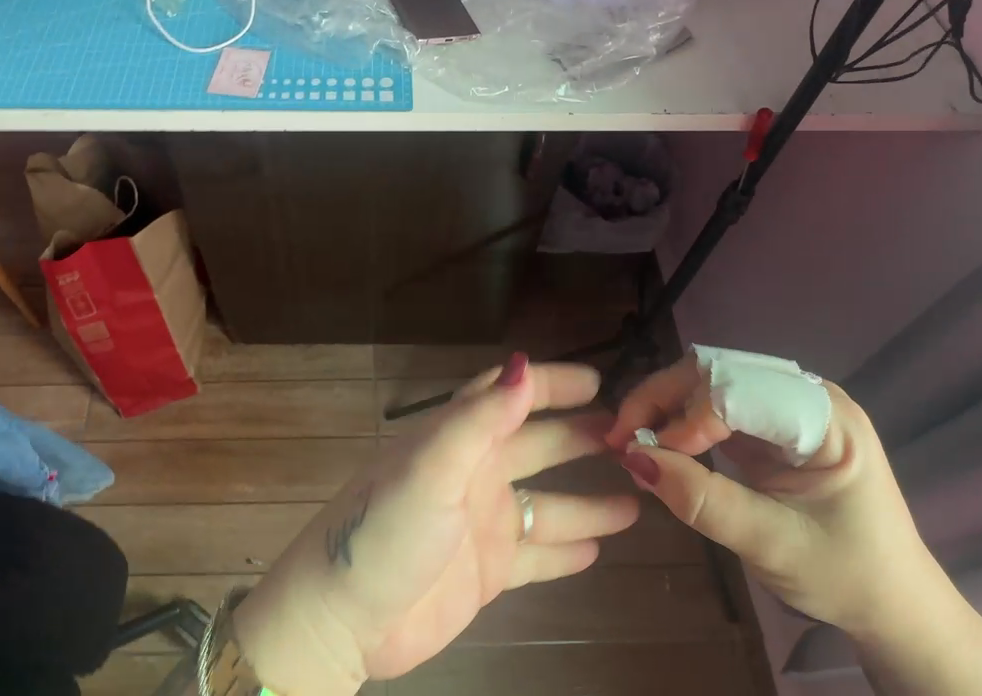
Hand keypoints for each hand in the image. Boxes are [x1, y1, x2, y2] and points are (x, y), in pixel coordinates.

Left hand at [234, 355, 640, 695]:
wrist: (345, 616)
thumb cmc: (385, 531)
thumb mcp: (430, 467)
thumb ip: (479, 418)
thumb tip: (523, 364)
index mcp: (453, 440)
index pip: (504, 397)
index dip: (547, 385)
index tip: (597, 381)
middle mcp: (469, 475)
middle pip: (533, 447)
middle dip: (579, 439)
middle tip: (630, 438)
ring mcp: (478, 525)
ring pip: (544, 505)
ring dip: (586, 501)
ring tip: (636, 498)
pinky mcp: (484, 572)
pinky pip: (535, 556)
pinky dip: (565, 550)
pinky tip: (600, 550)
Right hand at [606, 355, 952, 641]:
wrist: (892, 609)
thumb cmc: (846, 577)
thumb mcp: (771, 544)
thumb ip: (703, 499)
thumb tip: (632, 458)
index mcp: (827, 418)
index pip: (739, 390)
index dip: (686, 415)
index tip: (643, 454)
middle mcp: (806, 396)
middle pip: (717, 372)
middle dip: (662, 399)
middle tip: (621, 439)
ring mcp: (787, 408)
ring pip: (707, 382)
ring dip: (664, 407)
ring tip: (632, 443)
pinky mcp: (769, 425)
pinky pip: (712, 406)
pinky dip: (677, 422)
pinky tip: (656, 445)